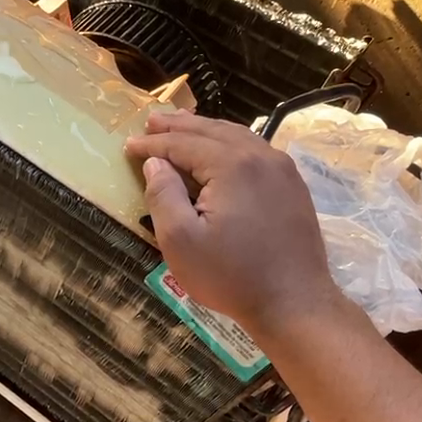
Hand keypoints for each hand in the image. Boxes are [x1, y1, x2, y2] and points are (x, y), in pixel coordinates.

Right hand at [126, 111, 343, 338]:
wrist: (292, 301)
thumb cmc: (230, 276)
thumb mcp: (181, 241)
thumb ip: (163, 196)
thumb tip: (155, 163)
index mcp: (231, 166)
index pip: (184, 144)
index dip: (153, 144)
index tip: (129, 145)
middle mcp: (260, 157)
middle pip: (212, 131)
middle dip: (178, 126)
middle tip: (151, 120)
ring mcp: (281, 170)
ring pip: (237, 137)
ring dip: (205, 130)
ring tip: (181, 127)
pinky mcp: (291, 187)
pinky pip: (254, 151)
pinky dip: (228, 143)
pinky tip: (219, 151)